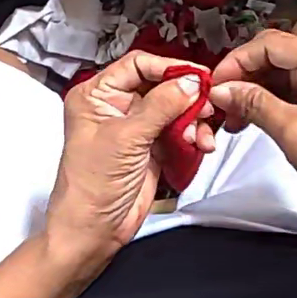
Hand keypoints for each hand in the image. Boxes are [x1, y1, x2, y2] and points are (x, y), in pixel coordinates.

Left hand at [45, 52, 213, 274]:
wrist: (93, 231)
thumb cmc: (89, 187)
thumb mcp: (125, 138)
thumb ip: (160, 106)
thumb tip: (189, 82)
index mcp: (96, 95)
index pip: (136, 65)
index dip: (167, 68)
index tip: (195, 75)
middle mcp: (114, 107)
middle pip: (159, 86)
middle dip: (185, 95)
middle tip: (206, 103)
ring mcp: (134, 128)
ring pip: (173, 109)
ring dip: (193, 119)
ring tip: (202, 132)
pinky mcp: (150, 148)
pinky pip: (178, 132)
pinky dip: (192, 136)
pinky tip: (199, 145)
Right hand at [209, 30, 296, 232]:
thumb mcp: (294, 133)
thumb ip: (254, 104)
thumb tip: (219, 89)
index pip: (271, 44)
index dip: (236, 63)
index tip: (213, 85)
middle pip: (273, 54)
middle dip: (242, 78)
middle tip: (218, 103)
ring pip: (278, 71)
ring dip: (252, 91)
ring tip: (230, 116)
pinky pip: (289, 85)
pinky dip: (267, 99)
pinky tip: (247, 117)